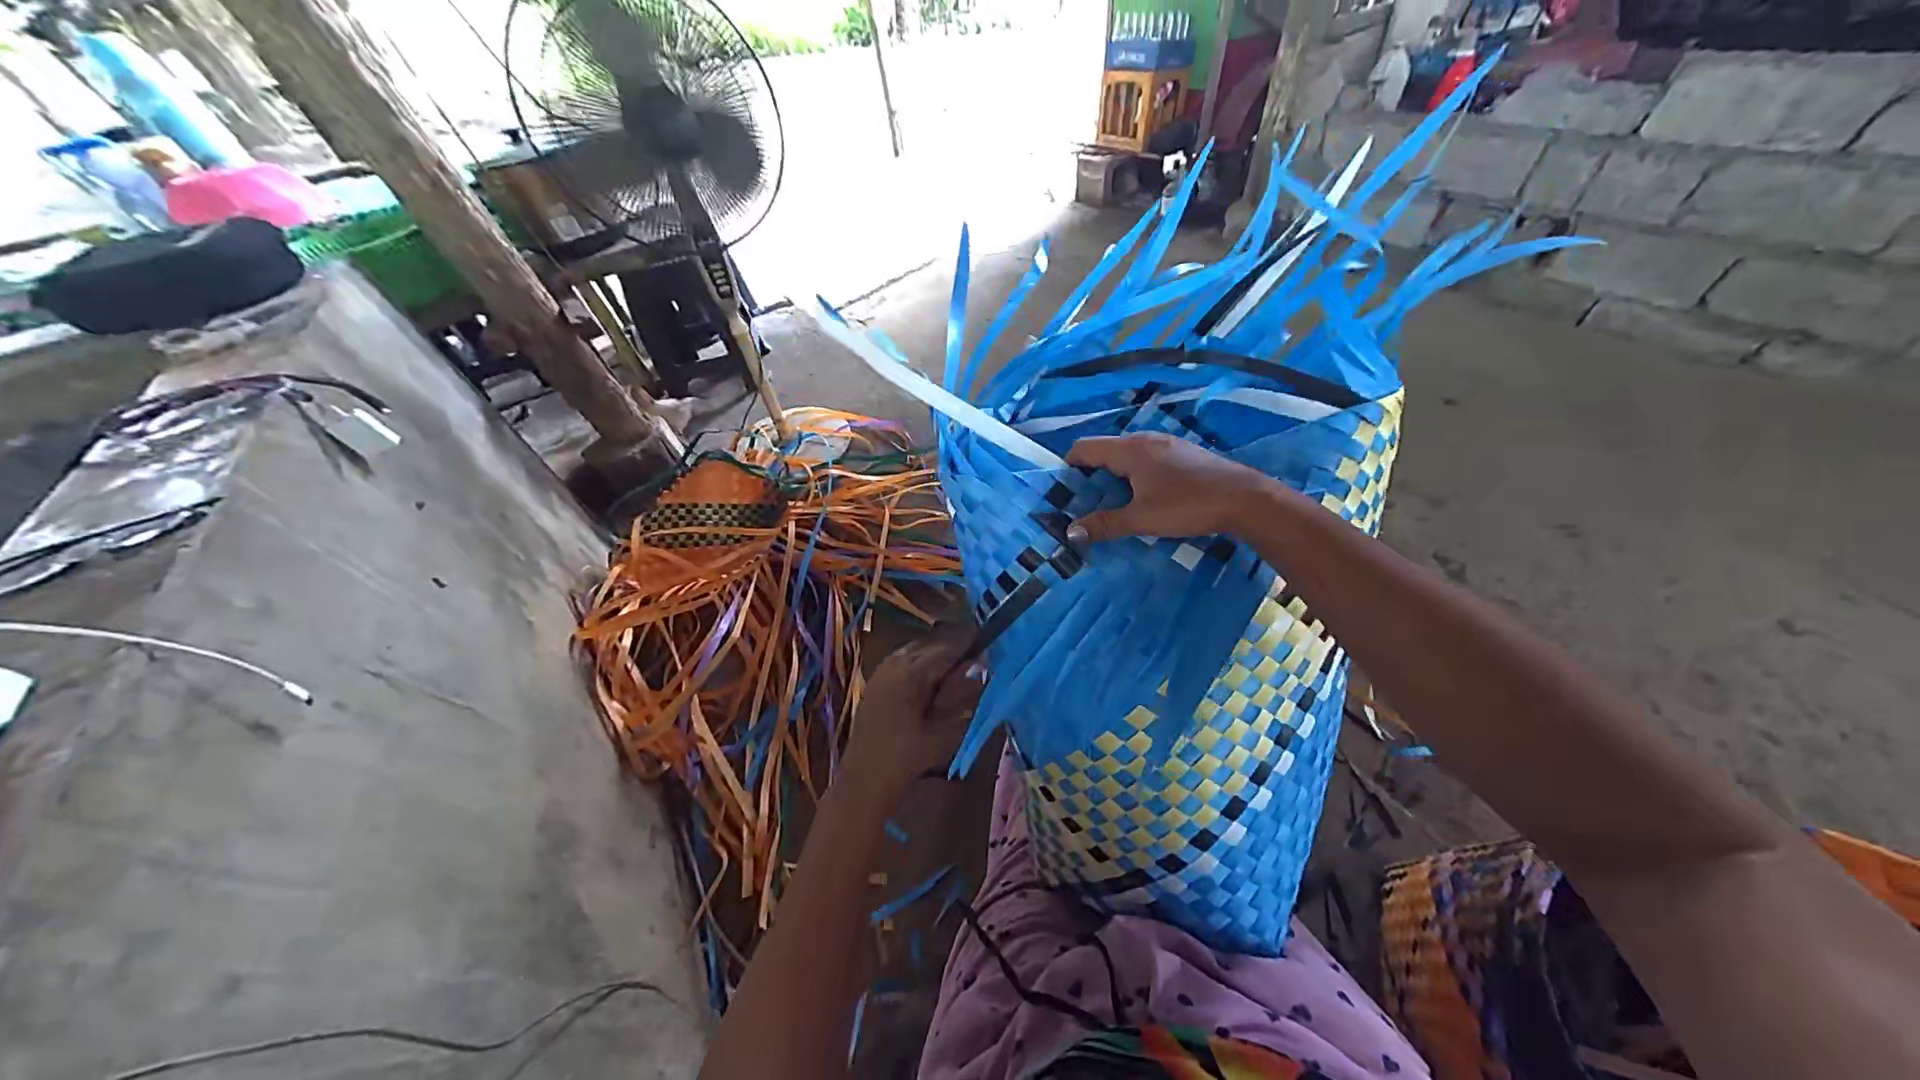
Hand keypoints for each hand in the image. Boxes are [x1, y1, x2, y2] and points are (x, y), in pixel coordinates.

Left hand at [842, 635, 986, 803]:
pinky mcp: (875, 683)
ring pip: (915, 652)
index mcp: (909, 674)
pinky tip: (932, 682)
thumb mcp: (943, 733)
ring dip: (936, 657)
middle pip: (929, 646)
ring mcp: (881, 672)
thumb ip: (962, 697)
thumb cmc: (905, 760)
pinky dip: (920, 666)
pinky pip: (902, 663)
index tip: (987, 644)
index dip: (968, 645)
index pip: (946, 648)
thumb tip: (980, 671)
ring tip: (956, 670)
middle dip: (953, 650)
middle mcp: (893, 665)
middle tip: (976, 660)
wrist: (864, 782)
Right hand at [1066, 433, 1269, 542]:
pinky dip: (1135, 476)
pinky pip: (1146, 460)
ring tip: (1113, 505)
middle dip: (1090, 476)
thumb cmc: (1189, 505)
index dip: (1067, 468)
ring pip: (1127, 456)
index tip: (1063, 492)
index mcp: (1129, 450)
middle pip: (1104, 451)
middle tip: (1085, 505)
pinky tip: (1145, 498)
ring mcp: (1166, 445)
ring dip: (1114, 478)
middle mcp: (1145, 440)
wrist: (1246, 499)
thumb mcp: (1142, 519)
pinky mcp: (1183, 454)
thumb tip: (1071, 532)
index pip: (1084, 448)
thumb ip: (1105, 524)